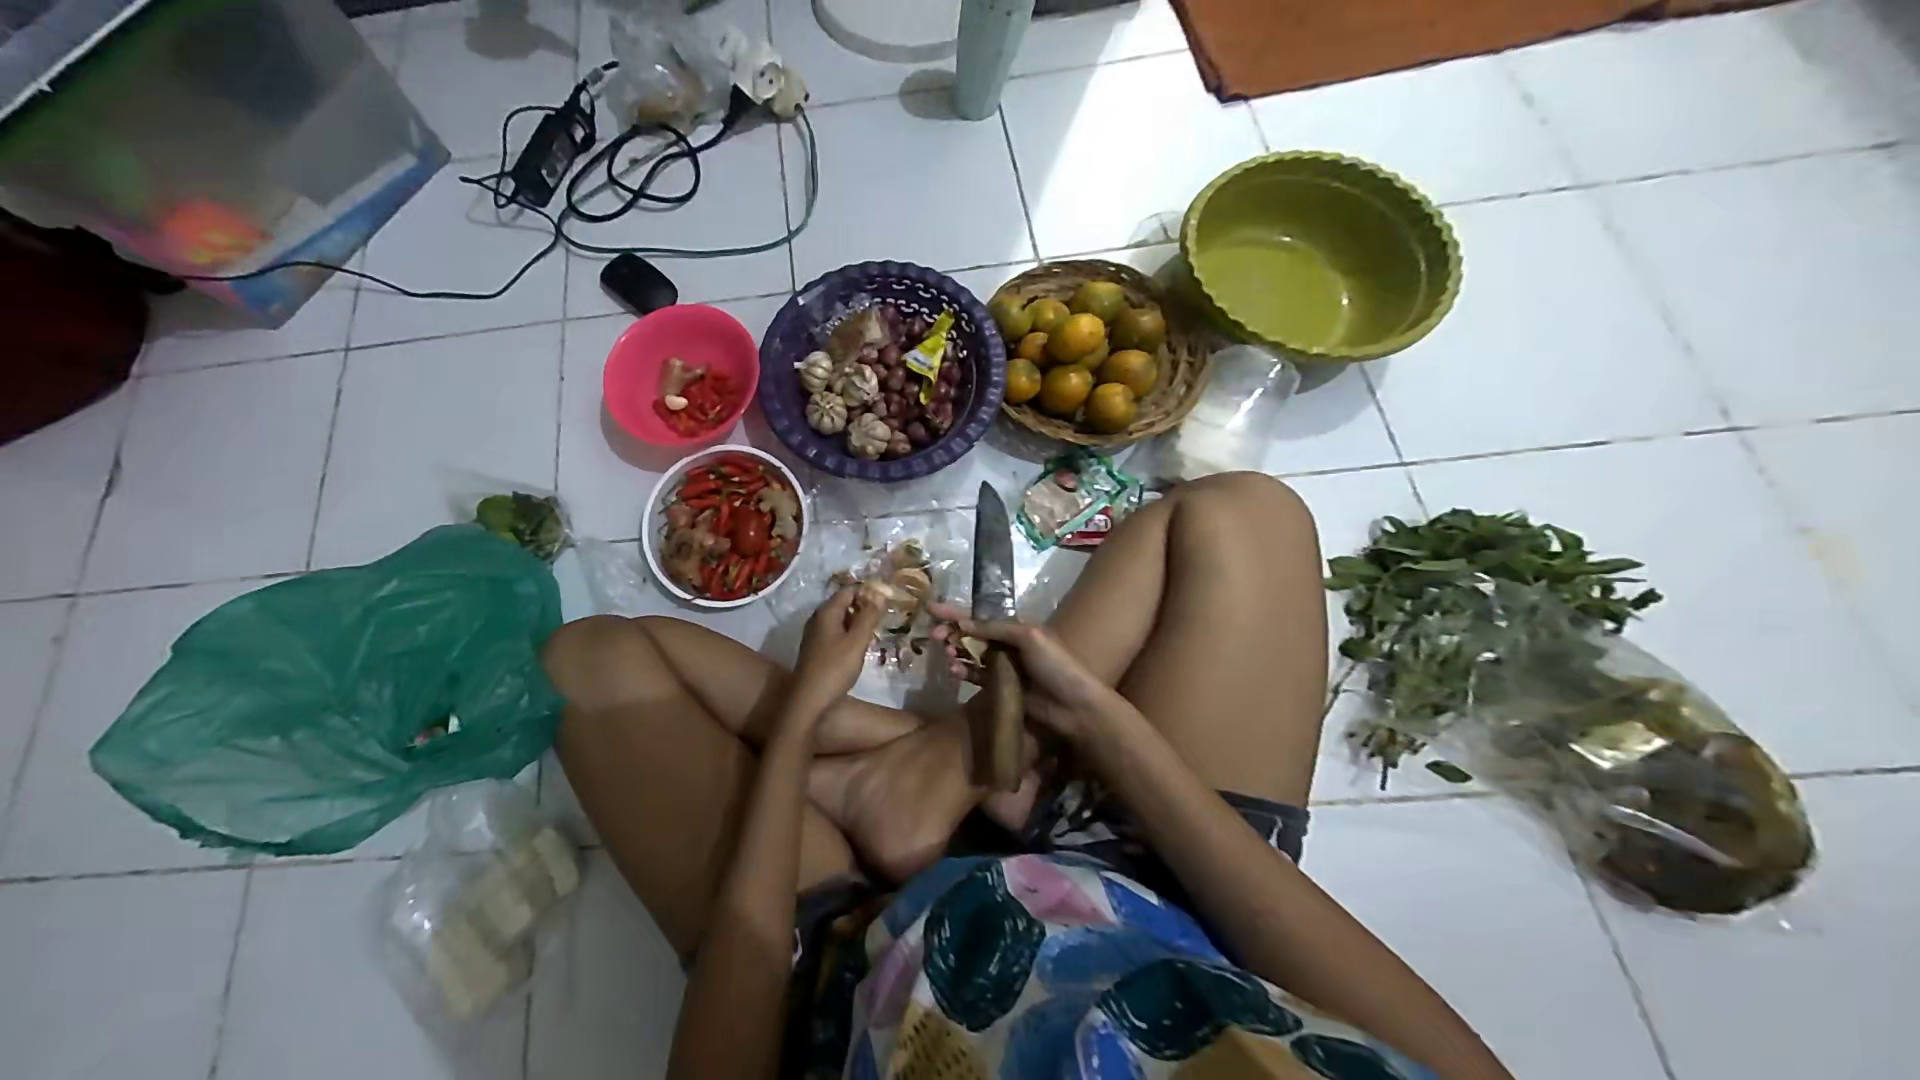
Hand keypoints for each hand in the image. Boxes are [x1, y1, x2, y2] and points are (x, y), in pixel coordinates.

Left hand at [789, 585, 887, 719]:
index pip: (848, 590)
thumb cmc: (835, 668)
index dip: (867, 592)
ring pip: (840, 620)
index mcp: (826, 612)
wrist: (808, 700)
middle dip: (864, 607)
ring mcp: (815, 634)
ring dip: (857, 622)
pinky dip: (849, 634)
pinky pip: (835, 633)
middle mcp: (817, 619)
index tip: (886, 603)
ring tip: (875, 633)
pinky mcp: (816, 649)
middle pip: (843, 604)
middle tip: (883, 619)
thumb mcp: (857, 641)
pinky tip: (859, 647)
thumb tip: (879, 591)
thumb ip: (869, 615)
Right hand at [930, 603, 1114, 739]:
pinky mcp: (998, 688)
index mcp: (1016, 627)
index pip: (981, 615)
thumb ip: (995, 628)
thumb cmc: (1056, 665)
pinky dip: (963, 672)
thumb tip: (963, 622)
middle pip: (971, 634)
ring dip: (955, 651)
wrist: (1073, 706)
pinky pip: (975, 677)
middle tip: (935, 635)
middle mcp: (1006, 644)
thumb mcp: (1029, 637)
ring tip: (947, 654)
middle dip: (951, 632)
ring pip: (970, 655)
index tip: (932, 608)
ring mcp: (1002, 667)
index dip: (955, 611)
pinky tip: (955, 671)